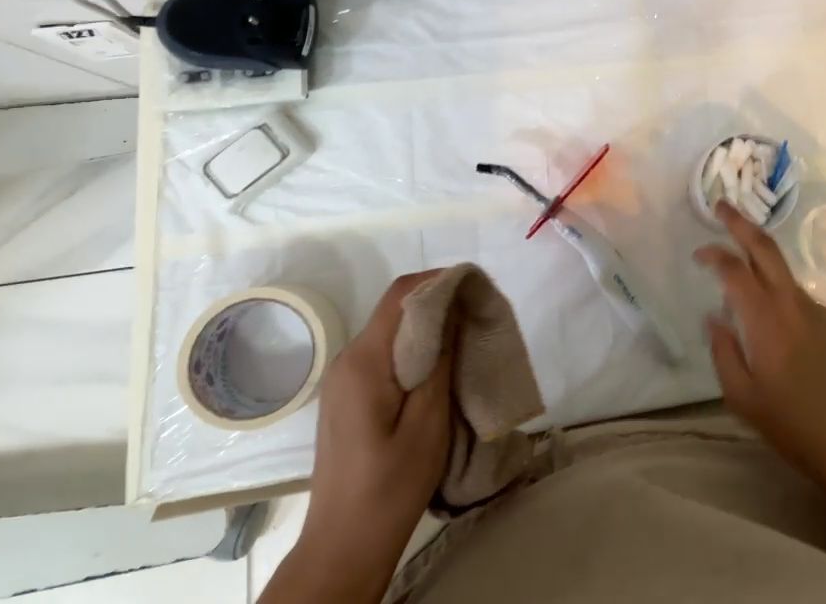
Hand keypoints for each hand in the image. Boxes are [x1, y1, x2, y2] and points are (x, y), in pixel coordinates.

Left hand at [302, 271, 455, 552]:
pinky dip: (416, 354)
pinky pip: (385, 357)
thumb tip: (454, 310)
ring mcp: (344, 380)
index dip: (440, 281)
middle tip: (481, 321)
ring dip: (430, 332)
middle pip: (396, 311)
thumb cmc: (391, 485)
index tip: (478, 291)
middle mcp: (347, 360)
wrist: (345, 543)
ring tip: (468, 347)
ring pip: (392, 334)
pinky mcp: (349, 398)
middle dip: (440, 305)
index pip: (401, 295)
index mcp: (364, 361)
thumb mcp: (429, 422)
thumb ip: (440, 361)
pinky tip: (441, 374)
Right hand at [695, 201, 825, 476]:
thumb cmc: (792, 425)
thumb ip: (723, 352)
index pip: (735, 270)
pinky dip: (778, 295)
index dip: (714, 255)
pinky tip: (771, 325)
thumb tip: (714, 319)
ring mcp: (818, 311)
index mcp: (766, 320)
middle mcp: (794, 304)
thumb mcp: (742, 397)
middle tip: (722, 207)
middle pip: (766, 249)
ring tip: (738, 278)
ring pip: (784, 274)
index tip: (698, 254)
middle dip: (742, 223)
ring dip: (760, 262)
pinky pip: (798, 299)